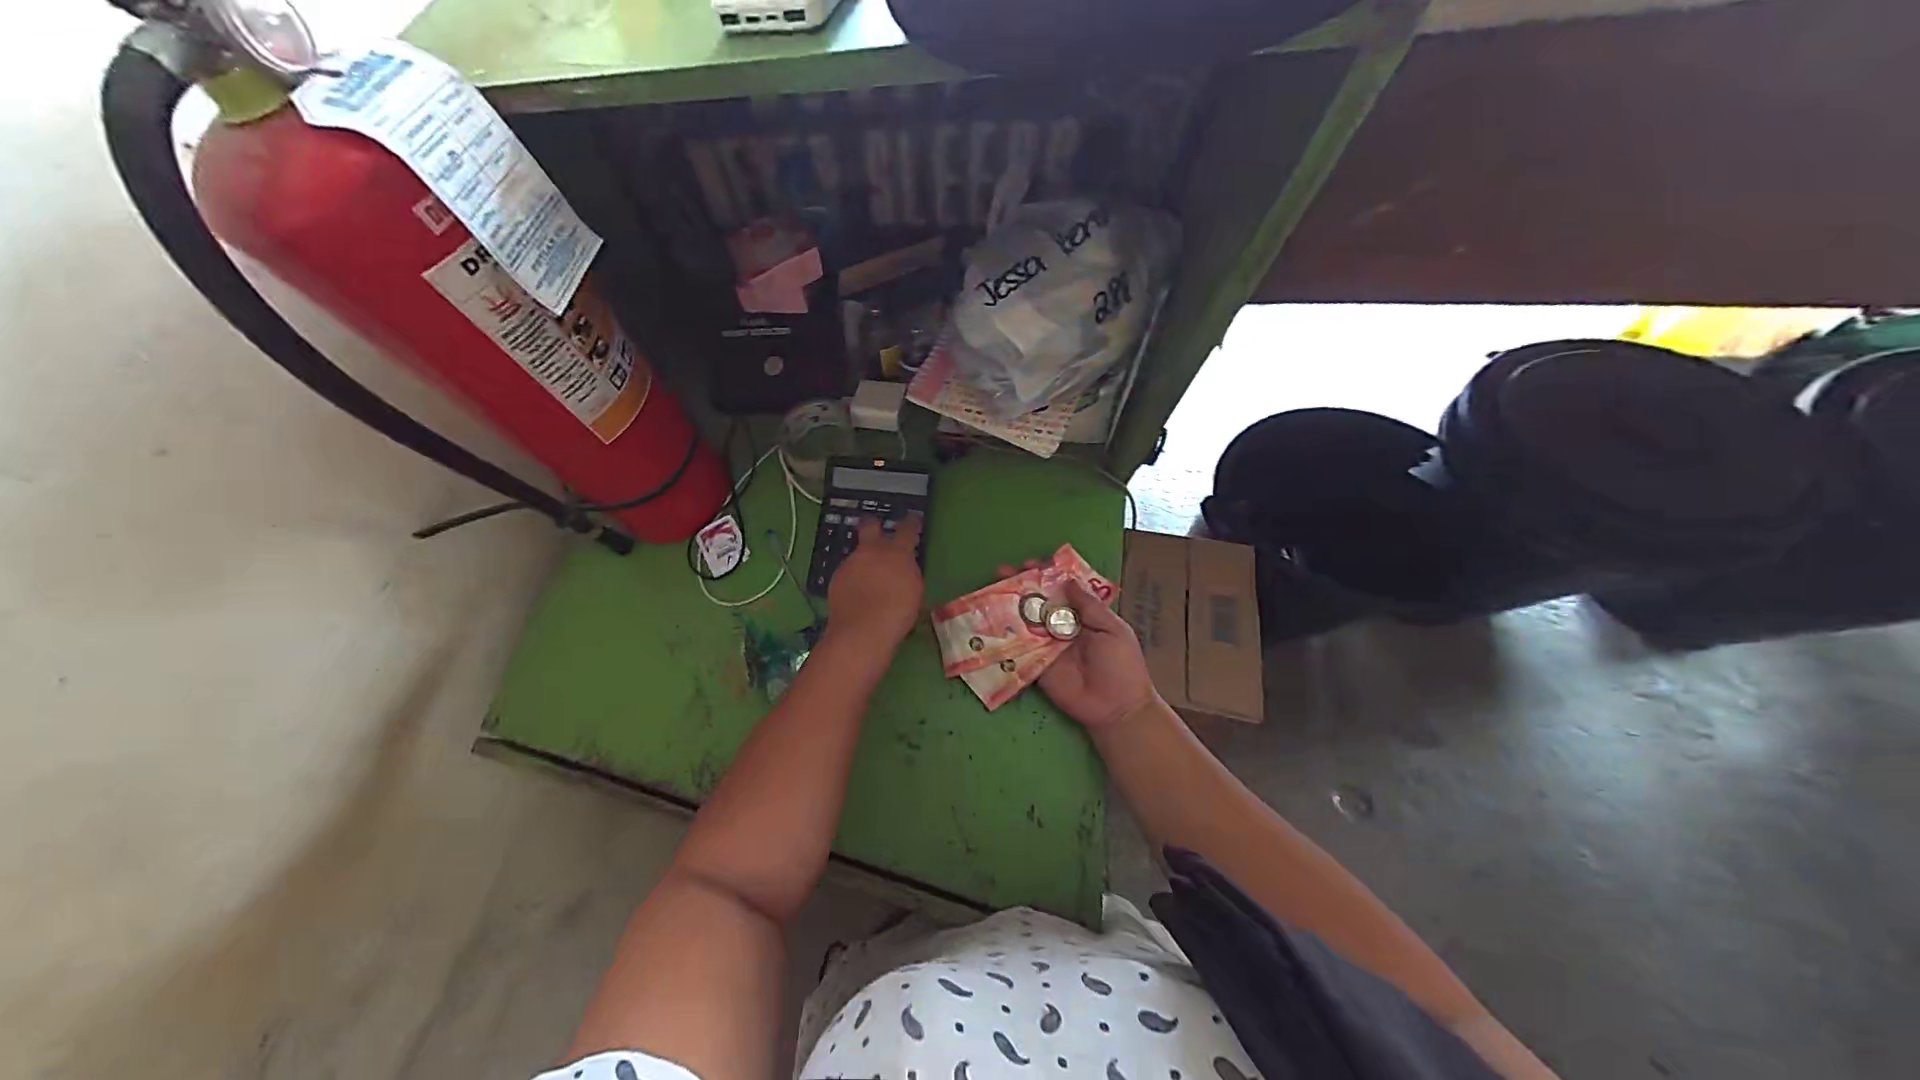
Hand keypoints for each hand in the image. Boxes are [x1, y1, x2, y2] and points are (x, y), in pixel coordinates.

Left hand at [826, 514, 924, 648]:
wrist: (862, 630)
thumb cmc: (898, 612)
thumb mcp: (914, 590)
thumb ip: (908, 571)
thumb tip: (903, 566)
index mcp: (897, 552)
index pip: (907, 529)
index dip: (911, 523)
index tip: (913, 520)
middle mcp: (871, 551)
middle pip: (870, 525)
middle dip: (875, 526)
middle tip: (879, 533)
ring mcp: (851, 563)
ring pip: (858, 553)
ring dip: (864, 560)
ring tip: (870, 579)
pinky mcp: (836, 577)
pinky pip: (849, 572)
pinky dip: (854, 578)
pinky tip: (858, 593)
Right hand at [997, 563, 1160, 730]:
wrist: (1116, 707)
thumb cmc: (1122, 665)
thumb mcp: (1113, 629)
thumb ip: (1089, 606)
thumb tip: (1068, 580)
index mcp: (1084, 614)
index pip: (1062, 587)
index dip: (1048, 574)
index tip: (1034, 564)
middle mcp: (1062, 626)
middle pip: (1039, 600)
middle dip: (1022, 584)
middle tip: (1005, 571)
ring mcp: (1047, 645)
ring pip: (1025, 620)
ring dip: (1009, 604)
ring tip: (992, 588)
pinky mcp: (1036, 664)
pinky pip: (1019, 647)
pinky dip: (1005, 635)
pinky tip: (990, 621)